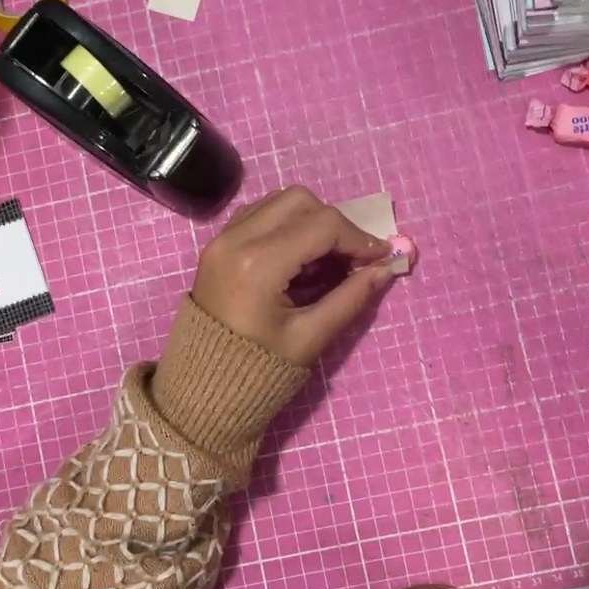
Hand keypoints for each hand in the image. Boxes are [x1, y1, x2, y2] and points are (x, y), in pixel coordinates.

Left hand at [192, 187, 397, 365]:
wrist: (204, 388)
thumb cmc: (259, 370)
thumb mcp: (310, 337)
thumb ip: (351, 298)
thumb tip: (384, 269)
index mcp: (259, 264)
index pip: (322, 226)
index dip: (359, 238)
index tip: (380, 257)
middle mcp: (236, 239)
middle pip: (300, 200)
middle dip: (334, 223)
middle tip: (351, 256)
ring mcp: (221, 239)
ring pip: (277, 201)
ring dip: (309, 219)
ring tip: (326, 257)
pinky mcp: (216, 245)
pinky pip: (258, 215)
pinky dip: (285, 224)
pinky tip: (298, 256)